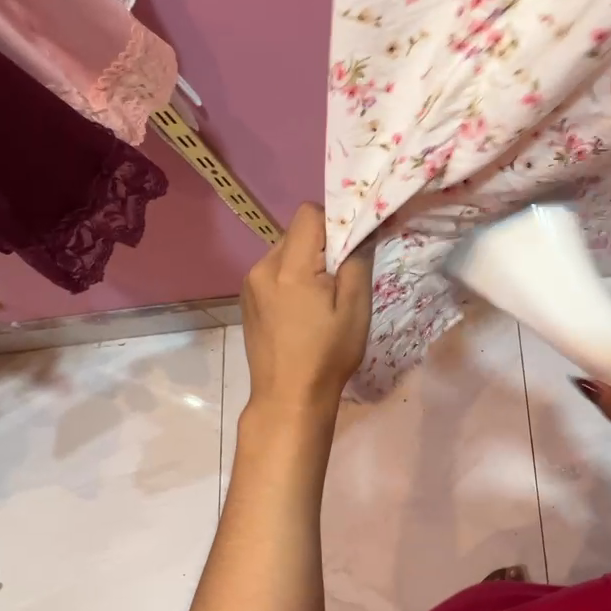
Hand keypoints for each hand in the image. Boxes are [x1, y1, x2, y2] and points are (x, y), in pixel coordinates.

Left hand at [241, 203, 372, 417]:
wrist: (288, 397)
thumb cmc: (328, 354)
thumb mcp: (355, 309)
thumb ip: (358, 261)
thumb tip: (362, 231)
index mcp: (291, 268)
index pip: (309, 214)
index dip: (334, 223)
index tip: (350, 251)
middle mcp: (263, 267)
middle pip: (297, 232)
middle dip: (322, 245)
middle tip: (340, 280)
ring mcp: (250, 283)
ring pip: (285, 251)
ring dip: (307, 263)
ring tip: (321, 299)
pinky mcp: (247, 299)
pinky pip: (274, 271)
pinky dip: (292, 279)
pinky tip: (302, 310)